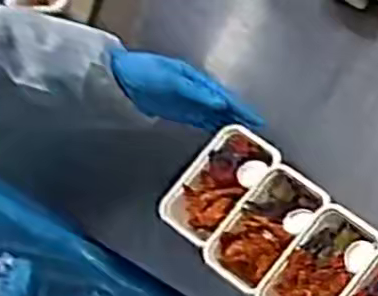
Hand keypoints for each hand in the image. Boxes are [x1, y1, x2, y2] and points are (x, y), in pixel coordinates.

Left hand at [109, 49, 263, 129]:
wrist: (116, 79)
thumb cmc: (141, 73)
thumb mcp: (170, 79)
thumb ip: (197, 93)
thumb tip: (221, 104)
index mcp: (195, 79)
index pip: (225, 97)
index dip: (242, 110)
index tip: (258, 122)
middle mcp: (197, 91)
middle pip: (225, 107)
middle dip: (243, 120)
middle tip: (261, 135)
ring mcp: (191, 102)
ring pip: (219, 116)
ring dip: (234, 127)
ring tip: (250, 140)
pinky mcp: (185, 113)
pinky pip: (208, 123)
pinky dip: (220, 130)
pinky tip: (228, 139)